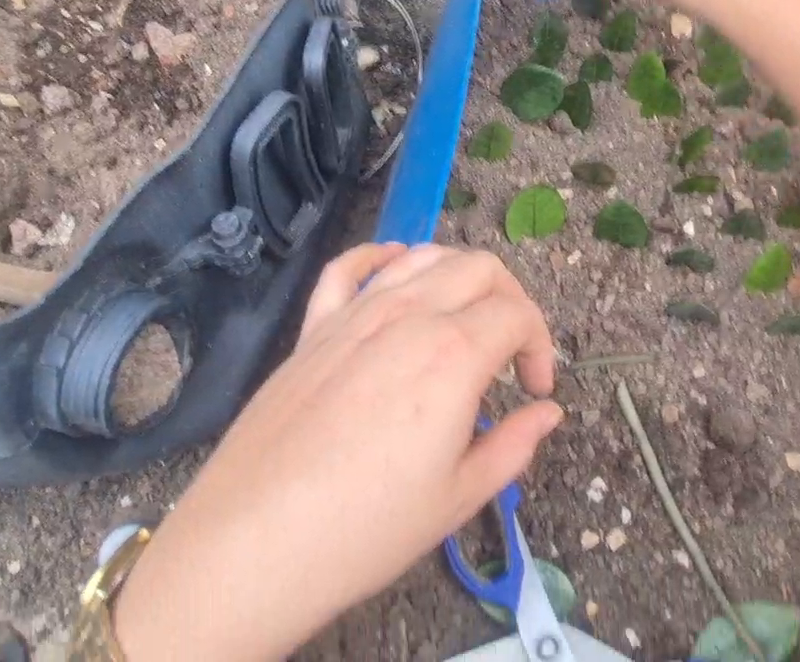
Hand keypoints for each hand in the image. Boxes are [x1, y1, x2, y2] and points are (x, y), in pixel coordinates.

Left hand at [113, 244, 562, 660]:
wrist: (252, 543)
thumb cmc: (366, 528)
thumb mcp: (458, 498)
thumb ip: (514, 445)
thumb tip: (548, 412)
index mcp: (453, 352)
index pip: (518, 313)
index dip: (540, 346)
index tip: (534, 391)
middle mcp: (408, 315)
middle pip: (478, 267)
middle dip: (511, 298)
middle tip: (511, 350)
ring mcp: (354, 314)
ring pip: (422, 256)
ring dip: (458, 275)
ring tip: (464, 318)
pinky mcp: (313, 328)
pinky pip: (348, 268)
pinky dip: (380, 258)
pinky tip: (394, 272)